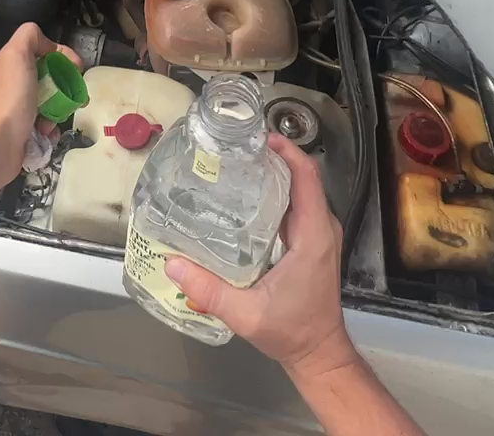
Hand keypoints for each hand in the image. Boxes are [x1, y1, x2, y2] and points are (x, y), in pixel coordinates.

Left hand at [0, 23, 76, 190]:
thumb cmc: (9, 99)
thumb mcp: (17, 54)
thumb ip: (30, 36)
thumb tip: (47, 43)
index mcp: (11, 62)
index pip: (43, 50)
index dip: (62, 55)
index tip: (77, 67)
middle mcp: (13, 83)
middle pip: (50, 77)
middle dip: (66, 86)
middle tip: (78, 96)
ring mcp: (18, 108)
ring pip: (51, 102)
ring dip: (59, 110)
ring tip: (55, 119)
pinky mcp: (23, 131)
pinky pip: (47, 125)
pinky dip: (51, 130)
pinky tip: (47, 134)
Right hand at [165, 134, 357, 379]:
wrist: (319, 355)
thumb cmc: (291, 332)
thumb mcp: (247, 314)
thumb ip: (209, 290)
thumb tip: (172, 263)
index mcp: (313, 234)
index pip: (307, 176)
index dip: (287, 151)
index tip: (259, 137)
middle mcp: (322, 227)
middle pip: (303, 176)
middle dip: (274, 156)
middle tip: (238, 148)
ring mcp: (320, 234)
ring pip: (301, 188)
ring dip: (275, 172)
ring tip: (239, 164)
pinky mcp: (313, 242)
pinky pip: (298, 204)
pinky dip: (278, 191)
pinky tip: (249, 195)